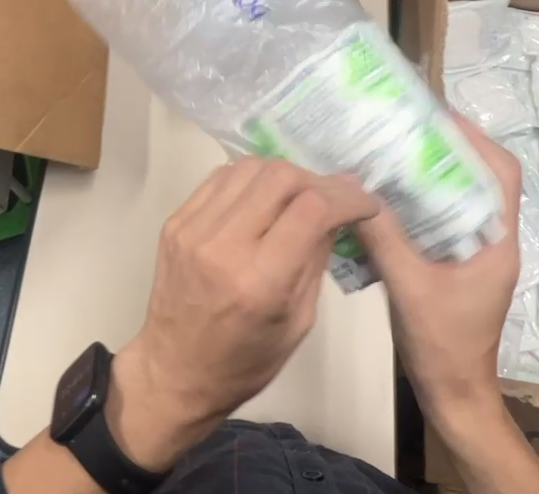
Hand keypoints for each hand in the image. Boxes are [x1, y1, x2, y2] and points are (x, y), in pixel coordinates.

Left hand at [109, 159, 378, 470]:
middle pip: (280, 177)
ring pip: (249, 168)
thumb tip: (339, 207)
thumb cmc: (245, 361)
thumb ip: (316, 258)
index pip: (311, 211)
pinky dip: (250, 179)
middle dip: (317, 180)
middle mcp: (224, 246)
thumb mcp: (299, 321)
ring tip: (298, 195)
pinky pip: (220, 178)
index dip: (347, 198)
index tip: (364, 203)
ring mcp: (194, 229)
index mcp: (260, 282)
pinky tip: (263, 197)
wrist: (174, 370)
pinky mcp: (176, 221)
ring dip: (283, 175)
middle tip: (332, 197)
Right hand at [355, 115, 521, 420]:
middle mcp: (491, 240)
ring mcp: (474, 254)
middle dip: (448, 149)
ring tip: (390, 152)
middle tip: (404, 127)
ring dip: (431, 174)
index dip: (476, 140)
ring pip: (459, 198)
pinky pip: (441, 220)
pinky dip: (418, 202)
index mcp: (497, 242)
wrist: (453, 397)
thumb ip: (383, 237)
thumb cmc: (442, 343)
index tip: (438, 116)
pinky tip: (384, 197)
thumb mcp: (409, 287)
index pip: (503, 175)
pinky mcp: (455, 264)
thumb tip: (353, 189)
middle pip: (480, 179)